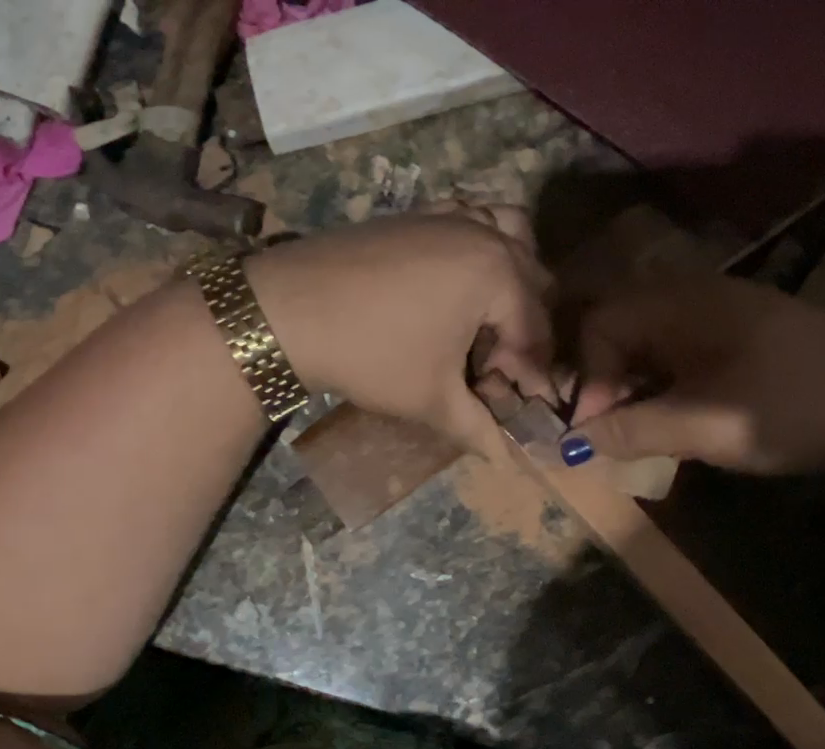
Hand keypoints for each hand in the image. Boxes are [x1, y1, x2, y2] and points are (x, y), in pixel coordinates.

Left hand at [243, 205, 554, 459]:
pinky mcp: (417, 213)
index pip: (536, 330)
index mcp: (499, 275)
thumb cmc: (371, 355)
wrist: (289, 310)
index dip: (533, 375)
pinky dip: (481, 246)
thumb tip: (506, 459)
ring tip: (488, 323)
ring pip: (509, 239)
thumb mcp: (431, 400)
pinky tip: (456, 283)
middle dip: (524, 330)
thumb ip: (478, 429)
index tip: (523, 405)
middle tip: (495, 371)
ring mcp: (449, 216)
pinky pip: (471, 219)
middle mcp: (484, 234)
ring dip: (513, 281)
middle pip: (532, 282)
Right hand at [565, 274, 824, 472]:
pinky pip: (683, 352)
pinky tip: (680, 419)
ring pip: (652, 343)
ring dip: (634, 387)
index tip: (596, 431)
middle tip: (612, 432)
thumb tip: (568, 443)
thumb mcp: (705, 427)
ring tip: (643, 432)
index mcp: (688, 302)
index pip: (602, 323)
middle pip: (623, 328)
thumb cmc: (794, 413)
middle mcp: (703, 296)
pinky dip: (666, 385)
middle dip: (606, 382)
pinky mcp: (750, 338)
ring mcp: (730, 314)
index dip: (588, 378)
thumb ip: (632, 430)